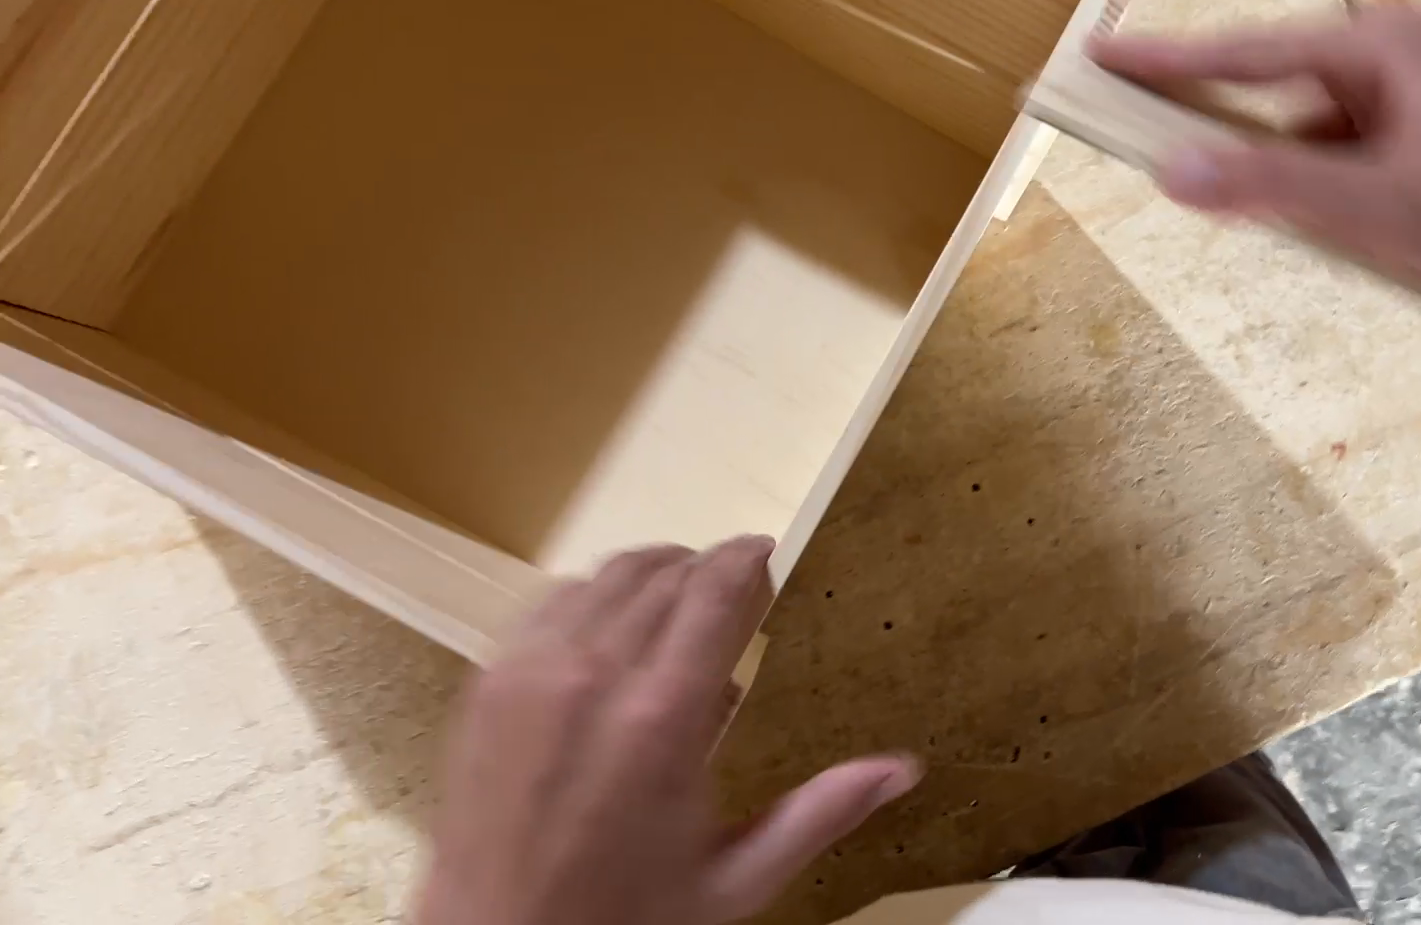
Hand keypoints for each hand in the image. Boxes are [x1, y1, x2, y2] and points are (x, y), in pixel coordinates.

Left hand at [415, 536, 920, 924]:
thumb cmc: (625, 919)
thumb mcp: (736, 880)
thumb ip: (820, 813)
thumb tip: (904, 769)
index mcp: (664, 715)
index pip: (718, 586)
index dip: (750, 556)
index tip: (772, 556)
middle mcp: (597, 672)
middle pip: (673, 571)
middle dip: (714, 568)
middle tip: (737, 596)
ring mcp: (534, 668)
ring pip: (617, 571)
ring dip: (661, 573)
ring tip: (683, 603)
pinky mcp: (491, 677)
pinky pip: (560, 593)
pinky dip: (602, 592)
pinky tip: (617, 628)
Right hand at [1092, 6, 1420, 332]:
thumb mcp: (1373, 207)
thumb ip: (1266, 188)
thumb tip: (1166, 171)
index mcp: (1379, 49)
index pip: (1244, 51)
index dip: (1165, 58)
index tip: (1101, 57)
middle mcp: (1391, 62)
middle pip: (1272, 88)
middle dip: (1217, 122)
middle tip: (1155, 139)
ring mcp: (1408, 104)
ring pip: (1305, 132)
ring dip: (1274, 172)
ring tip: (1261, 213)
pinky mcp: (1420, 142)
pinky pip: (1337, 157)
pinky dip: (1312, 189)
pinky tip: (1318, 227)